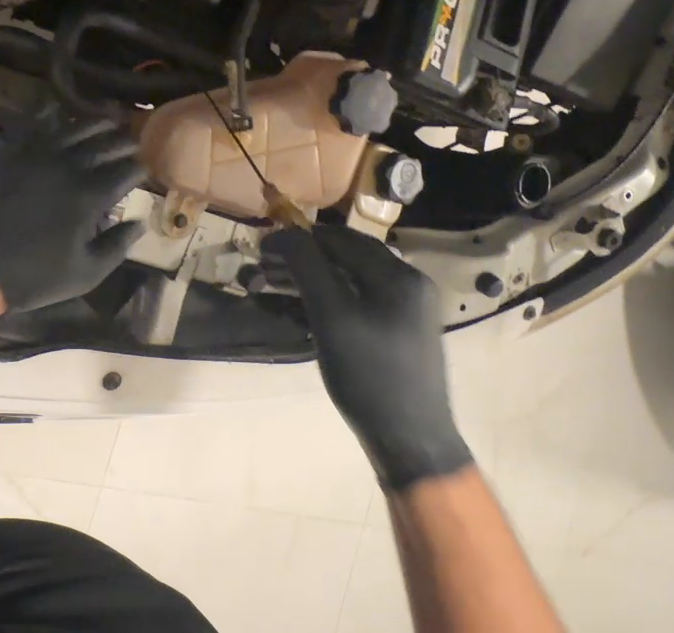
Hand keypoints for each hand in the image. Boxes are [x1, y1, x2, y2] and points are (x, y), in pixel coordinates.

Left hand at [0, 111, 146, 311]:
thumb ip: (117, 245)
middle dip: (120, 140)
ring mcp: (33, 154)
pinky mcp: (5, 150)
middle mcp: (66, 166)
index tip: (143, 166)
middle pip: (102, 143)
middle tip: (129, 138)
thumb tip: (140, 222)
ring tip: (102, 120)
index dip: (138, 167)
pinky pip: (30, 125)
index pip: (125, 171)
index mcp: (89, 196)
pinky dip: (47, 117)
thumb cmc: (31, 277)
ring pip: (70, 128)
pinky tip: (55, 113)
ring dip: (91, 123)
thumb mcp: (85, 274)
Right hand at [263, 225, 470, 490]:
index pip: (340, 238)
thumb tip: (285, 232)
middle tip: (264, 268)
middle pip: (346, 255)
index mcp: (398, 274)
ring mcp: (408, 307)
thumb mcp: (331, 318)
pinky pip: (360, 299)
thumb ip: (308, 269)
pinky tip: (301, 308)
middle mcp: (409, 282)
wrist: (411, 440)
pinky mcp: (401, 329)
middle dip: (303, 257)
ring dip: (312, 277)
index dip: (298, 238)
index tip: (263, 246)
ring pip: (350, 278)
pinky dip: (329, 297)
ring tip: (273, 286)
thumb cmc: (368, 376)